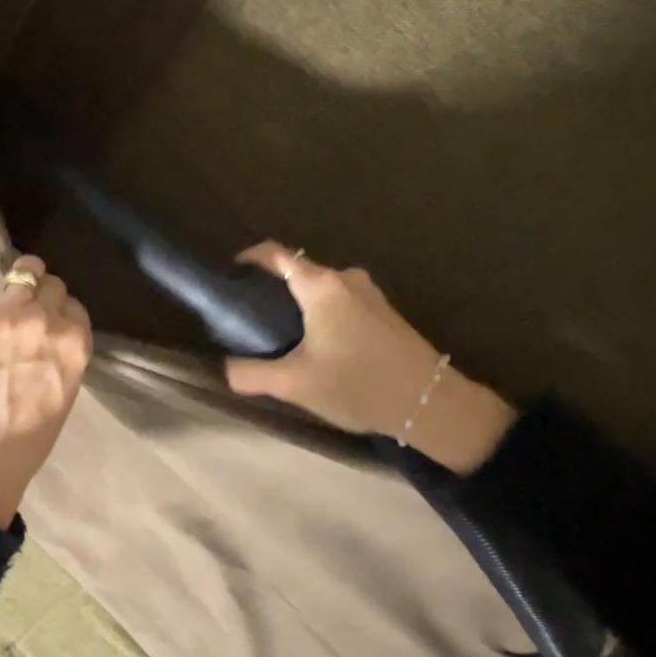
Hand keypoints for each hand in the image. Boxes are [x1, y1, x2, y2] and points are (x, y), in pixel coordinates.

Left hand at [0, 255, 92, 525]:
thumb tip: (52, 338)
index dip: (62, 315)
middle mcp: (45, 319)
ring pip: (21, 272)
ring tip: (4, 306)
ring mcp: (7, 315)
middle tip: (28, 315)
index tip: (52, 326)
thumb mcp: (66, 392)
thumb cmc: (31, 437)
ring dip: (16, 286)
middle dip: (42, 295)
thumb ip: (63, 356)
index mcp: (74, 342)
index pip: (75, 306)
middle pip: (51, 284)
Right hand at [224, 241, 516, 473]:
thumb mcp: (294, 384)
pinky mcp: (384, 312)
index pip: (276, 253)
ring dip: (297, 302)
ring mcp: (369, 294)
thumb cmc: (357, 385)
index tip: (229, 274)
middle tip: (247, 313)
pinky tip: (313, 343)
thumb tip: (225, 368)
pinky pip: (339, 301)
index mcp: (320, 286)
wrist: (430, 403)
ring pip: (320, 288)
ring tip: (277, 331)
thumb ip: (251, 374)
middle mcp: (345, 279)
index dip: (248, 258)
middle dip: (271, 286)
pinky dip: (320, 313)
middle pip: (298, 270)